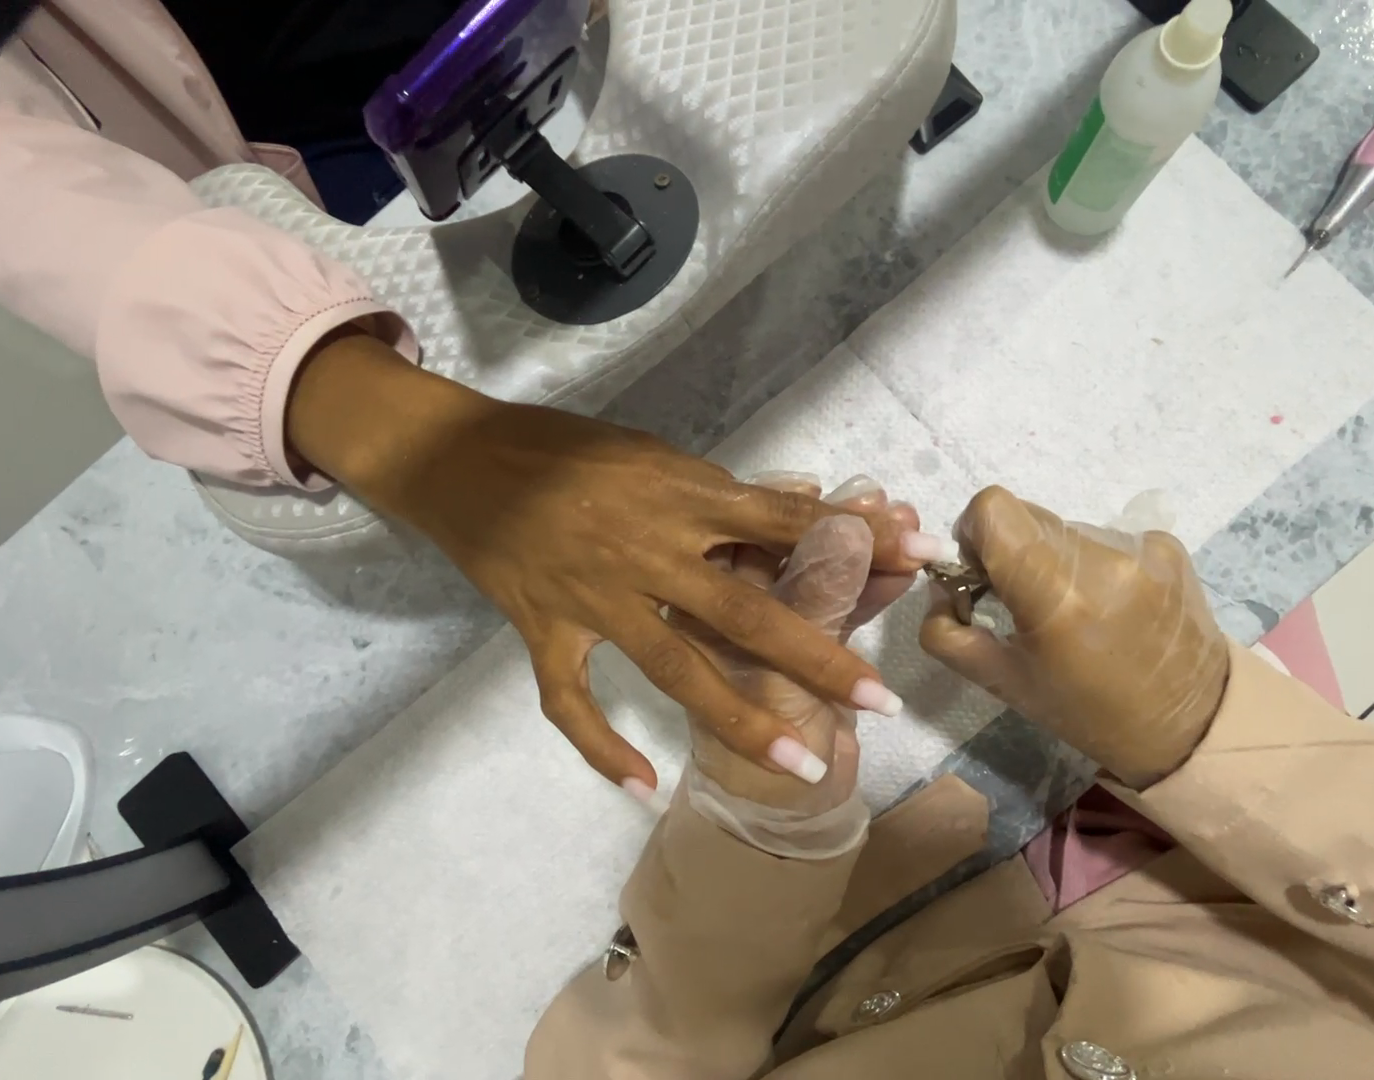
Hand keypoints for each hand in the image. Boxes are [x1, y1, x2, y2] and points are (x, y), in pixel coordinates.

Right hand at [285, 333, 936, 791]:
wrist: (458, 457)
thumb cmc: (566, 446)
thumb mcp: (655, 452)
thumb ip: (721, 492)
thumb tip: (797, 504)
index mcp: (679, 495)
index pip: (782, 520)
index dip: (852, 536)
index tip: (915, 555)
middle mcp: (645, 552)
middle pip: (744, 611)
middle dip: (818, 654)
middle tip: (881, 699)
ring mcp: (591, 600)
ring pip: (676, 668)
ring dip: (741, 719)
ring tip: (803, 764)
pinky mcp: (542, 633)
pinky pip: (571, 702)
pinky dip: (602, 747)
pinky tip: (643, 785)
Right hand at [919, 486, 1229, 788]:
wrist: (1191, 726)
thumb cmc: (1084, 712)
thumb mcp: (999, 681)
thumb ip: (945, 630)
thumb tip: (942, 585)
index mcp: (1053, 591)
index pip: (993, 507)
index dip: (974, 531)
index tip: (982, 572)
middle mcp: (1100, 556)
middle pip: (1025, 515)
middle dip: (1008, 549)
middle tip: (1020, 599)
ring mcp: (1139, 548)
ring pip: (1062, 528)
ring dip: (1051, 558)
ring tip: (1072, 610)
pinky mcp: (1167, 546)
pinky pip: (1102, 537)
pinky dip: (1090, 564)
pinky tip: (1107, 606)